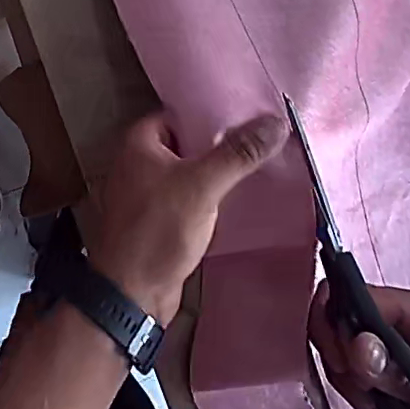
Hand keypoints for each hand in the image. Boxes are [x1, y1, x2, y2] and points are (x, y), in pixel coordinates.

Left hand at [89, 110, 289, 324]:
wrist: (132, 295)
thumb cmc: (158, 230)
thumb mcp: (202, 185)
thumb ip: (238, 153)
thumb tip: (277, 121)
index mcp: (138, 142)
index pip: (180, 113)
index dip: (212, 112)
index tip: (249, 112)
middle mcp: (138, 162)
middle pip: (187, 141)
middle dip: (220, 142)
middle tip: (260, 138)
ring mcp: (147, 192)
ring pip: (189, 170)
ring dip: (217, 170)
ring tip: (256, 163)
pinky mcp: (158, 218)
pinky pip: (189, 195)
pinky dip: (210, 194)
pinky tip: (238, 195)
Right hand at [309, 282, 409, 408]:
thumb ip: (400, 371)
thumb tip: (356, 344)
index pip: (363, 298)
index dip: (343, 324)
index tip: (344, 365)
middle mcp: (406, 319)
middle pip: (346, 314)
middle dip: (340, 350)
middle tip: (357, 388)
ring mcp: (396, 344)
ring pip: (344, 341)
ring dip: (345, 373)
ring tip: (370, 404)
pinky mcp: (387, 370)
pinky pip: (350, 365)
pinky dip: (350, 385)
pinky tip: (373, 408)